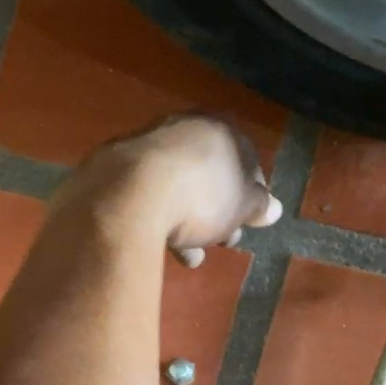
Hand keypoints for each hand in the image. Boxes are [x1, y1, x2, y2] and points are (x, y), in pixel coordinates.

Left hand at [61, 114, 283, 266]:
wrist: (129, 195)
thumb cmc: (200, 196)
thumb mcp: (241, 205)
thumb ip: (258, 205)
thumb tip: (273, 208)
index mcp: (216, 127)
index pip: (243, 158)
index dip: (249, 193)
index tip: (247, 221)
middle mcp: (179, 129)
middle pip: (206, 175)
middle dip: (216, 212)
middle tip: (222, 241)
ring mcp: (142, 148)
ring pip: (175, 190)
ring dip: (187, 224)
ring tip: (191, 257)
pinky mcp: (112, 173)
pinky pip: (144, 200)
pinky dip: (156, 222)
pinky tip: (159, 249)